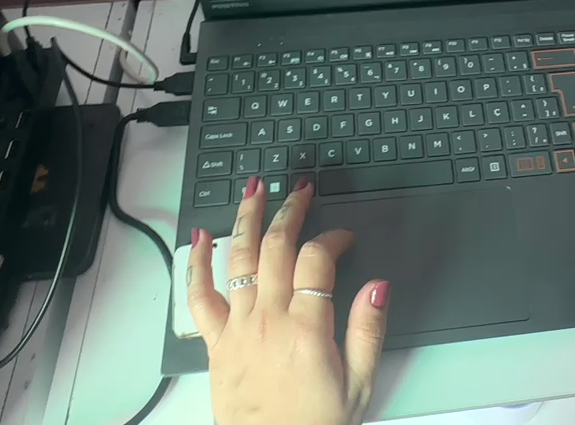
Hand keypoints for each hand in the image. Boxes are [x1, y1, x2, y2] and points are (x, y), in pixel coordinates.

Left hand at [186, 175, 389, 424]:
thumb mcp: (358, 386)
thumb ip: (368, 331)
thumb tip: (377, 285)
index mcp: (306, 328)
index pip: (317, 260)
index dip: (333, 238)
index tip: (344, 238)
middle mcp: (268, 319)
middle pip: (277, 246)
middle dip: (290, 210)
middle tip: (300, 189)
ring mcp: (238, 329)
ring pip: (240, 259)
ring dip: (247, 219)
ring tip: (254, 189)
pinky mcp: (216, 344)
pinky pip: (200, 298)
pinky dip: (197, 264)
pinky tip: (200, 236)